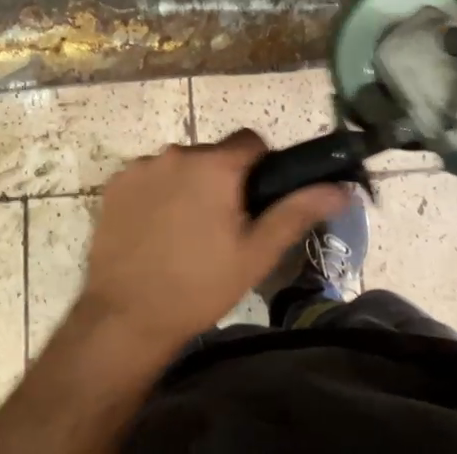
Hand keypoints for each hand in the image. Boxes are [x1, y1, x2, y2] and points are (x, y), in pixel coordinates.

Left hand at [76, 131, 347, 353]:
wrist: (125, 316)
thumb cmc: (199, 286)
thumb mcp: (256, 254)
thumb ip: (297, 212)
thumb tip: (341, 188)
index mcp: (215, 165)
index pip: (251, 141)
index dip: (261, 166)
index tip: (257, 200)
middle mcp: (177, 153)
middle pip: (213, 155)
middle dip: (223, 181)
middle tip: (223, 227)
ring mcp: (140, 167)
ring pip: (179, 166)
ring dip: (188, 187)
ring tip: (186, 234)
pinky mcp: (115, 184)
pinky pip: (148, 178)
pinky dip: (156, 195)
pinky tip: (155, 232)